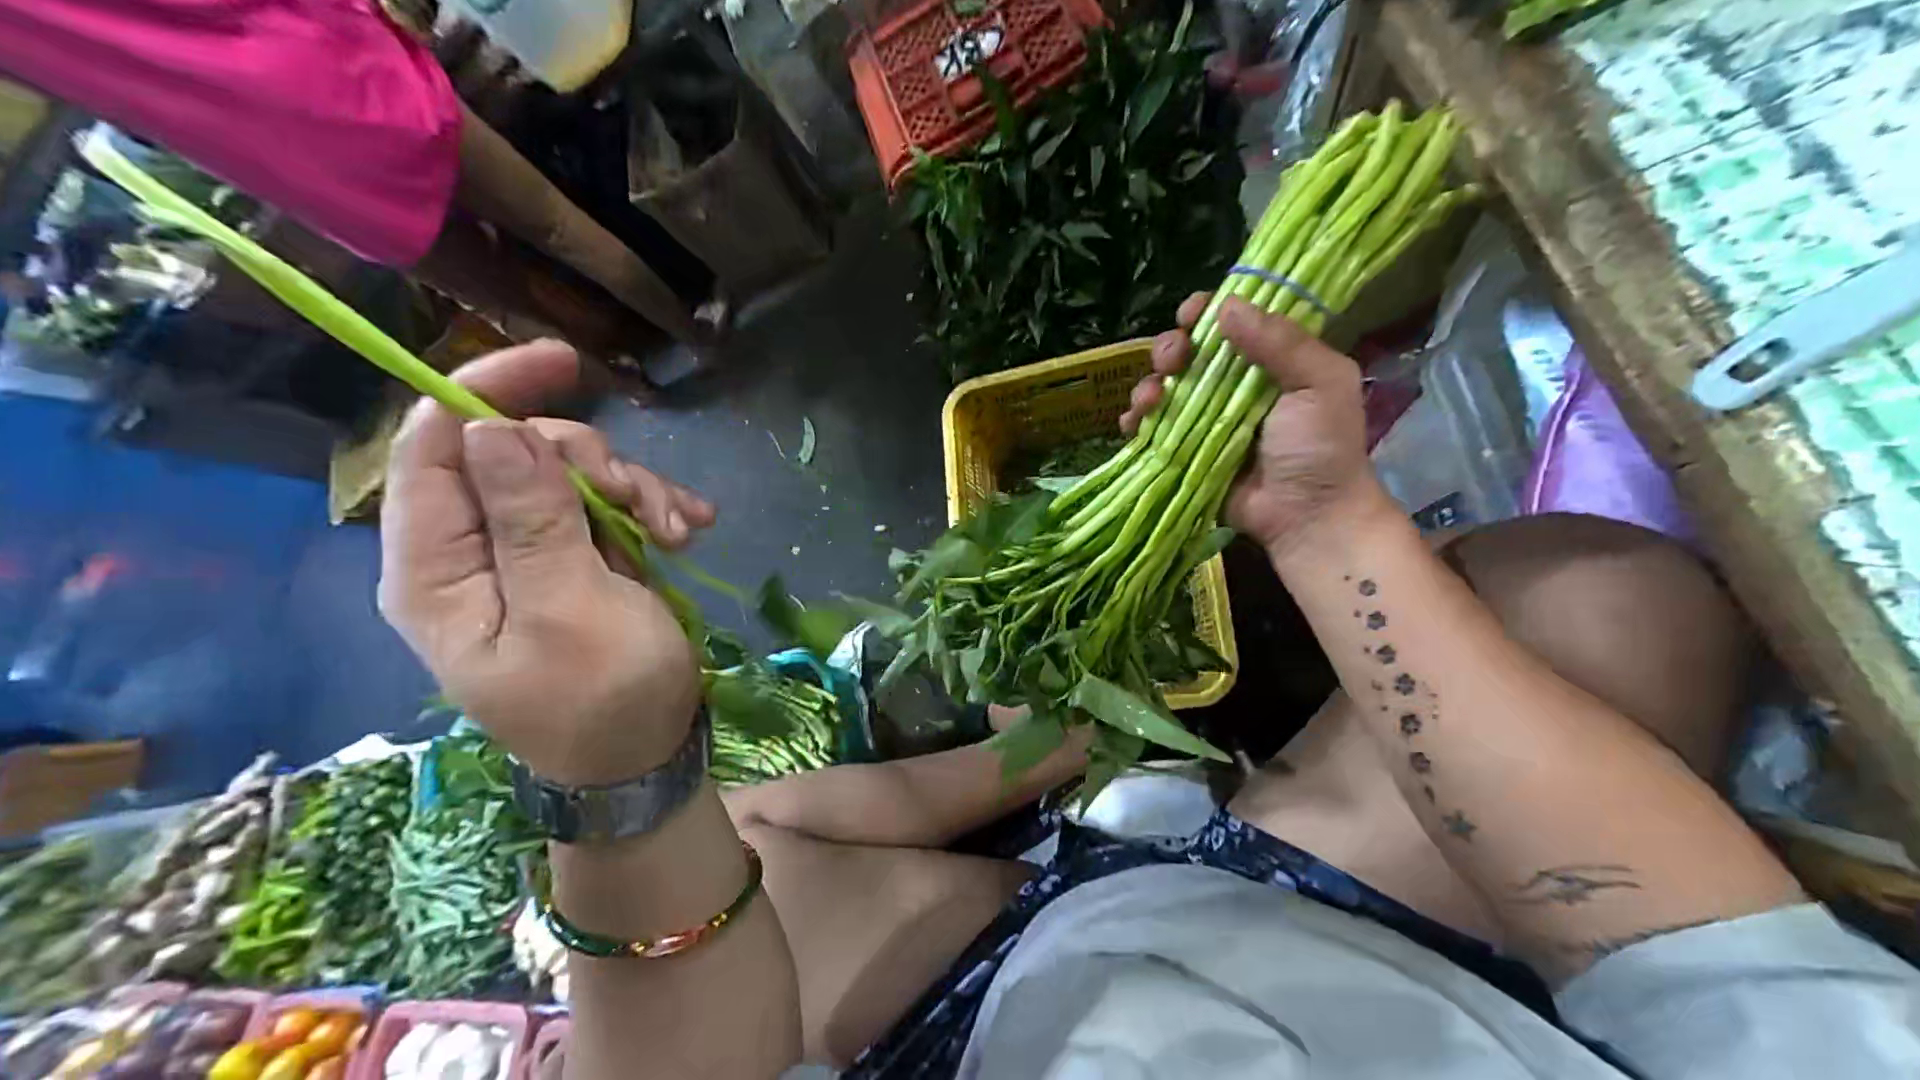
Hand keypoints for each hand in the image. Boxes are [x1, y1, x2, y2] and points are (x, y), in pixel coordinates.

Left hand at [378, 340, 717, 784]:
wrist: (647, 756)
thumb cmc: (604, 697)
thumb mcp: (571, 610)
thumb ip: (531, 522)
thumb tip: (495, 430)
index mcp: (439, 570)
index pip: (436, 449)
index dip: (489, 393)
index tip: (564, 365)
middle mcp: (476, 552)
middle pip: (518, 455)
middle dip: (591, 462)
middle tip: (644, 502)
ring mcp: (533, 555)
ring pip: (573, 476)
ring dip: (634, 489)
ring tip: (679, 530)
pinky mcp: (580, 561)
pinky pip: (609, 508)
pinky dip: (652, 509)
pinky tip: (690, 530)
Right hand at [1120, 293, 1390, 558]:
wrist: (1307, 516)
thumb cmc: (1321, 447)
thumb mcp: (1320, 383)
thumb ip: (1281, 342)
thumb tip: (1226, 305)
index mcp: (1266, 360)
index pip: (1227, 323)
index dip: (1203, 313)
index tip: (1190, 314)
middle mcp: (1229, 386)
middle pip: (1185, 353)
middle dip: (1169, 348)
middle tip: (1173, 359)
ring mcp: (1201, 421)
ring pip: (1161, 389)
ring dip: (1148, 385)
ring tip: (1151, 398)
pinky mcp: (1181, 453)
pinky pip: (1148, 431)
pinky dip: (1134, 423)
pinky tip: (1132, 424)